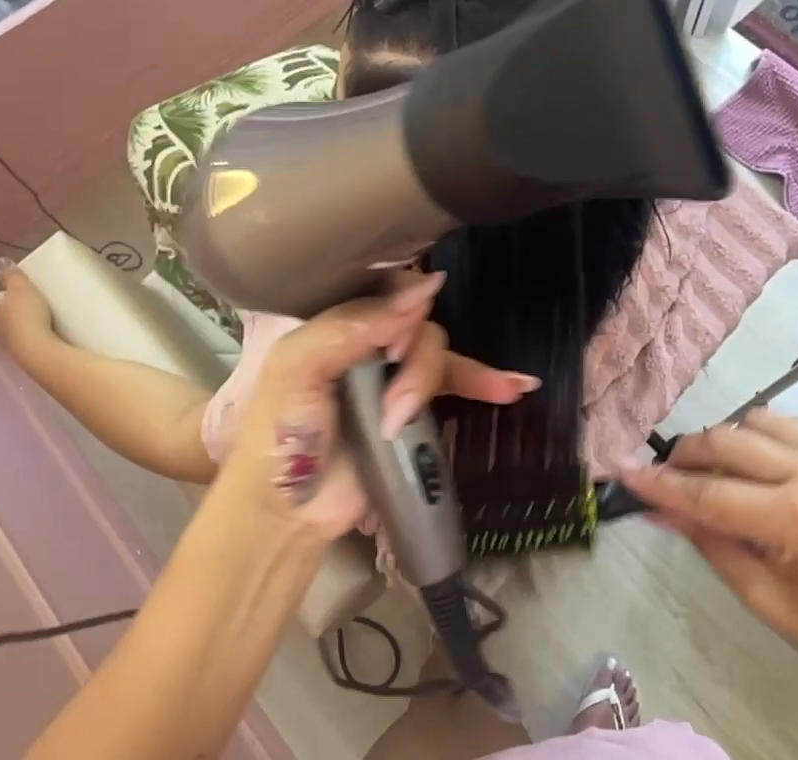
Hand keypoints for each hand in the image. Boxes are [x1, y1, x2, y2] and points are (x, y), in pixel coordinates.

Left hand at [0, 258, 54, 353]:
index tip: (31, 290)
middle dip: (21, 307)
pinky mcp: (22, 352)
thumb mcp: (22, 289)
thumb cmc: (28, 315)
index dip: (15, 292)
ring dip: (27, 322)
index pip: (3, 296)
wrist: (36, 348)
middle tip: (41, 302)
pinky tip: (47, 333)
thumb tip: (0, 260)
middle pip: (9, 311)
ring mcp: (8, 341)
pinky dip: (34, 334)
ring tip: (47, 317)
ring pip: (17, 326)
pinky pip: (27, 338)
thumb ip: (12, 276)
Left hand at [223, 273, 536, 540]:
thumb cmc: (280, 431)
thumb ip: (354, 324)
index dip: (405, 300)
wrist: (288, 511)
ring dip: (431, 382)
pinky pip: (457, 383)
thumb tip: (427, 287)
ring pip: (436, 352)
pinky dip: (487, 381)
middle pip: (417, 322)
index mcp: (332, 321)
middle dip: (414, 362)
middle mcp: (366, 340)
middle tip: (394, 401)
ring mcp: (391, 376)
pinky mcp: (414, 410)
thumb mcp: (298, 366)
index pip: (382, 286)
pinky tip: (518, 387)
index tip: (404, 338)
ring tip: (400, 421)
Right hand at [621, 410, 797, 701]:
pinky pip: (796, 424)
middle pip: (730, 441)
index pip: (711, 492)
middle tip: (666, 470)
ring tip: (719, 470)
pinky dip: (769, 439)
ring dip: (729, 441)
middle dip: (689, 453)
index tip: (625, 471)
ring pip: (759, 420)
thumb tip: (657, 506)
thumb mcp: (763, 595)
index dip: (663, 483)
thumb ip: (708, 541)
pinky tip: (766, 467)